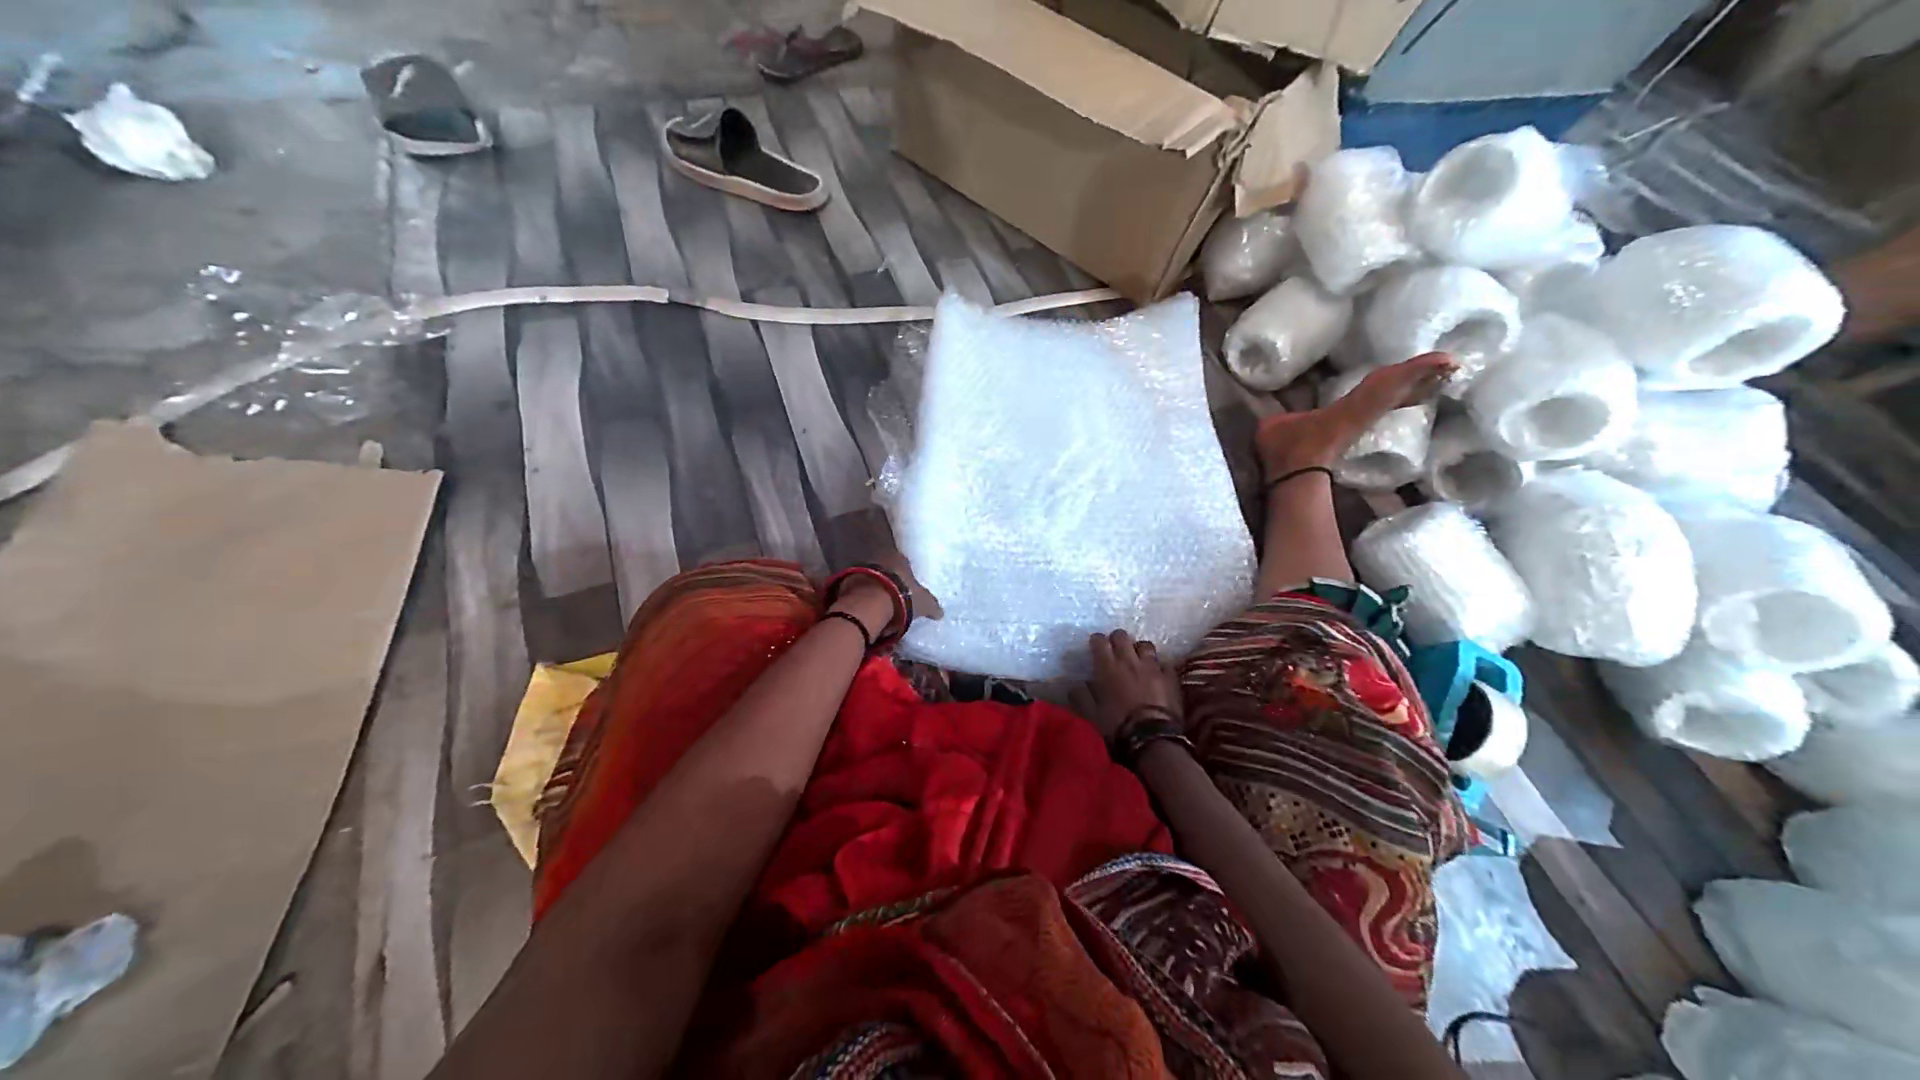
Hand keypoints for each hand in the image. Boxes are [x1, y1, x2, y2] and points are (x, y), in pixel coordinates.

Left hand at [827, 548, 941, 641]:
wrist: (871, 600)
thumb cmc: (902, 596)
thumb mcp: (923, 603)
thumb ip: (932, 606)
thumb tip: (940, 613)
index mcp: (900, 559)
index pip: (905, 565)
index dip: (906, 578)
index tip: (906, 591)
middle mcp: (881, 557)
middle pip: (885, 570)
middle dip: (888, 583)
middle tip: (891, 600)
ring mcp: (862, 567)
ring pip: (870, 577)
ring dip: (873, 588)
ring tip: (876, 607)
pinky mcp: (847, 578)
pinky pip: (857, 587)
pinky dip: (860, 595)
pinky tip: (864, 608)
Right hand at [1068, 630, 1182, 742]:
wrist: (1152, 738)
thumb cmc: (1117, 726)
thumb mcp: (1090, 714)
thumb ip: (1081, 696)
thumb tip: (1076, 686)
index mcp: (1108, 667)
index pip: (1100, 641)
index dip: (1096, 641)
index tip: (1095, 647)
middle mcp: (1129, 661)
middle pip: (1122, 636)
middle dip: (1117, 640)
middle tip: (1115, 650)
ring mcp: (1152, 667)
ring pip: (1145, 645)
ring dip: (1139, 650)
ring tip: (1137, 659)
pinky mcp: (1170, 677)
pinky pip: (1164, 663)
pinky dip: (1159, 666)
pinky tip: (1157, 674)